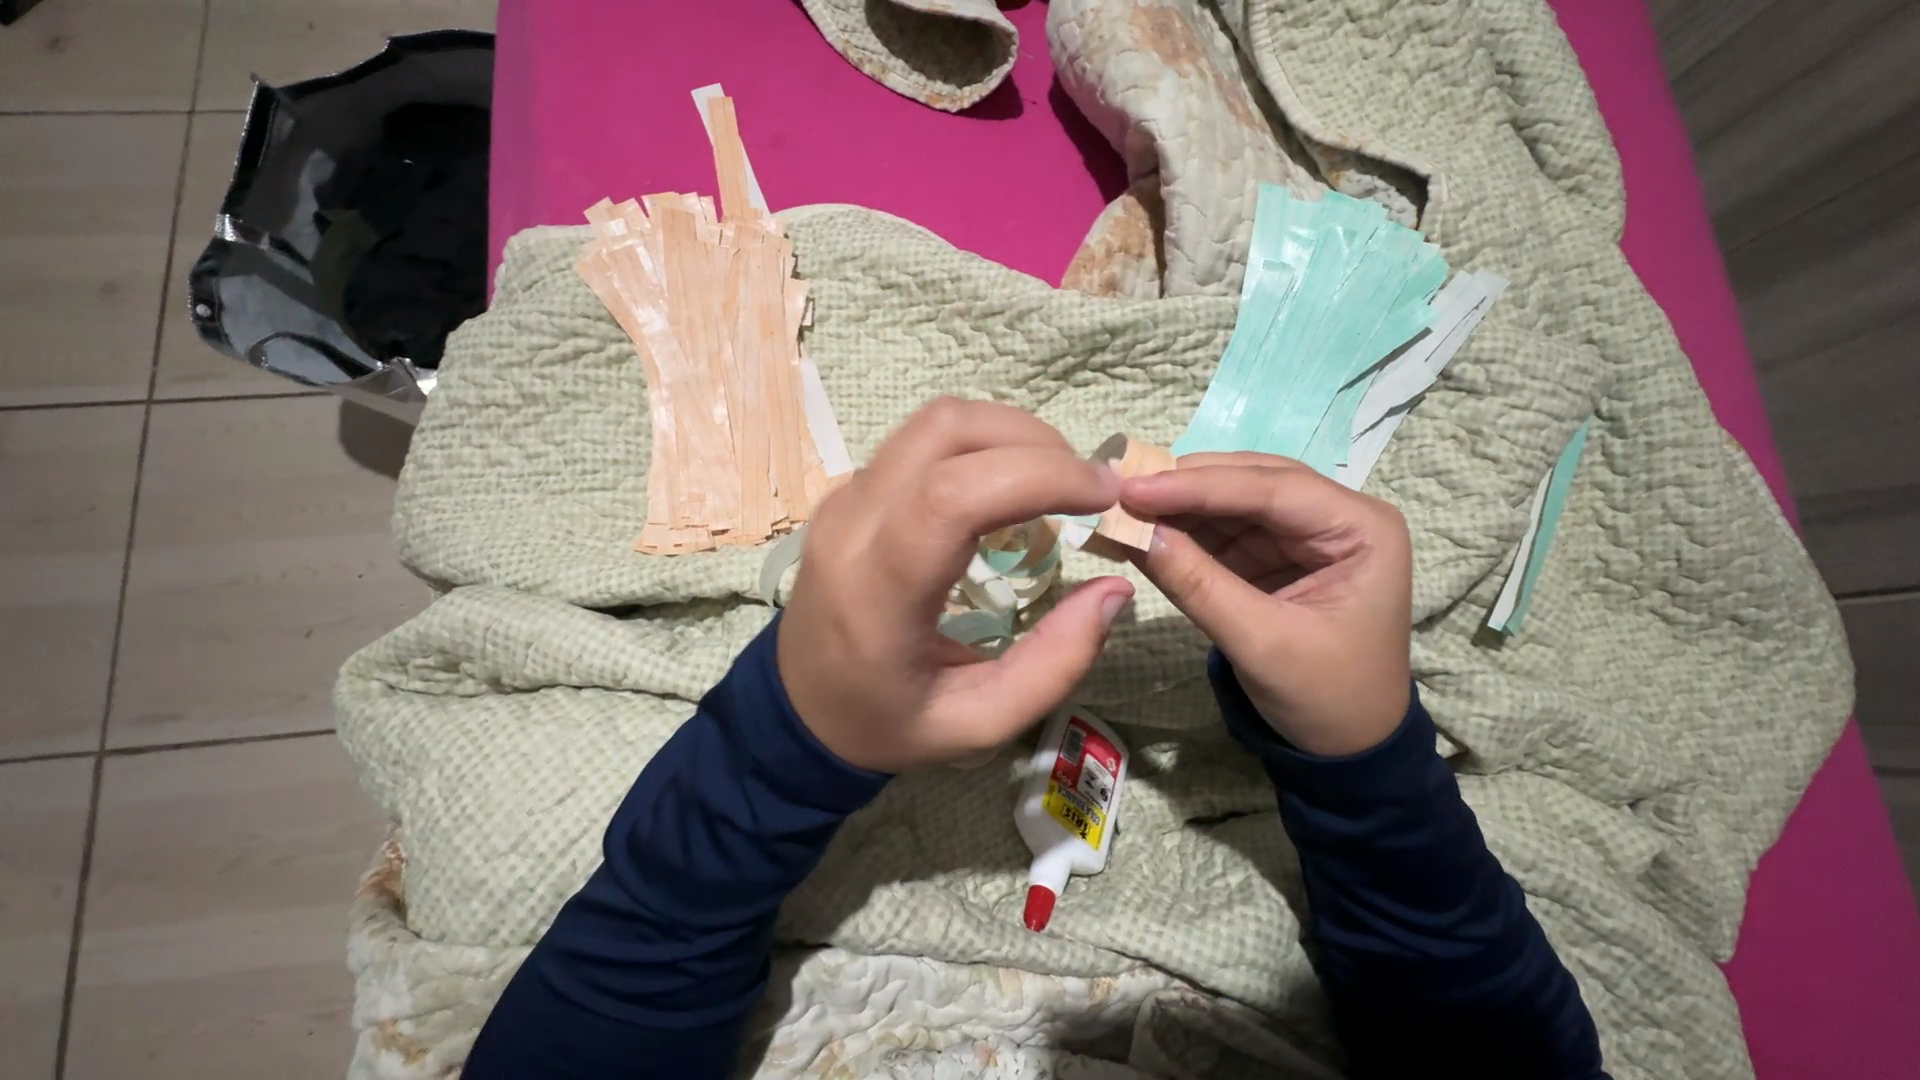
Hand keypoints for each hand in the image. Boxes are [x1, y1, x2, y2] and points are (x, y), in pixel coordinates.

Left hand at [778, 398, 1135, 772]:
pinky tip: (1005, 489)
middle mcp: (852, 526)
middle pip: (946, 430)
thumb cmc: (888, 720)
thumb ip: (1055, 664)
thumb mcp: (979, 722)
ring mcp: (844, 499)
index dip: (1038, 475)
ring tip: (1052, 483)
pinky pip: (921, 440)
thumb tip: (1116, 589)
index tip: (1101, 494)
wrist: (798, 709)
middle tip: (1084, 487)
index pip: (953, 495)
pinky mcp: (849, 491)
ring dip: (1008, 434)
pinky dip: (979, 445)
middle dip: (1034, 441)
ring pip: (934, 422)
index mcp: (877, 592)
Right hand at [1120, 452, 1411, 756]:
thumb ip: (1197, 583)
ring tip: (1118, 509)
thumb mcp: (1259, 641)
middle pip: (1250, 482)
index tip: (1134, 488)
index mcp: (1361, 528)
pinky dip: (1179, 531)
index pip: (1272, 489)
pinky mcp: (1273, 553)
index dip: (1197, 486)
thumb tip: (1134, 532)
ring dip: (1174, 506)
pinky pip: (1220, 530)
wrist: (1346, 746)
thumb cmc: (1323, 695)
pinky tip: (1140, 531)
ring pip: (1229, 500)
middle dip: (1183, 486)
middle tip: (1118, 488)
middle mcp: (1335, 516)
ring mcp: (1302, 532)